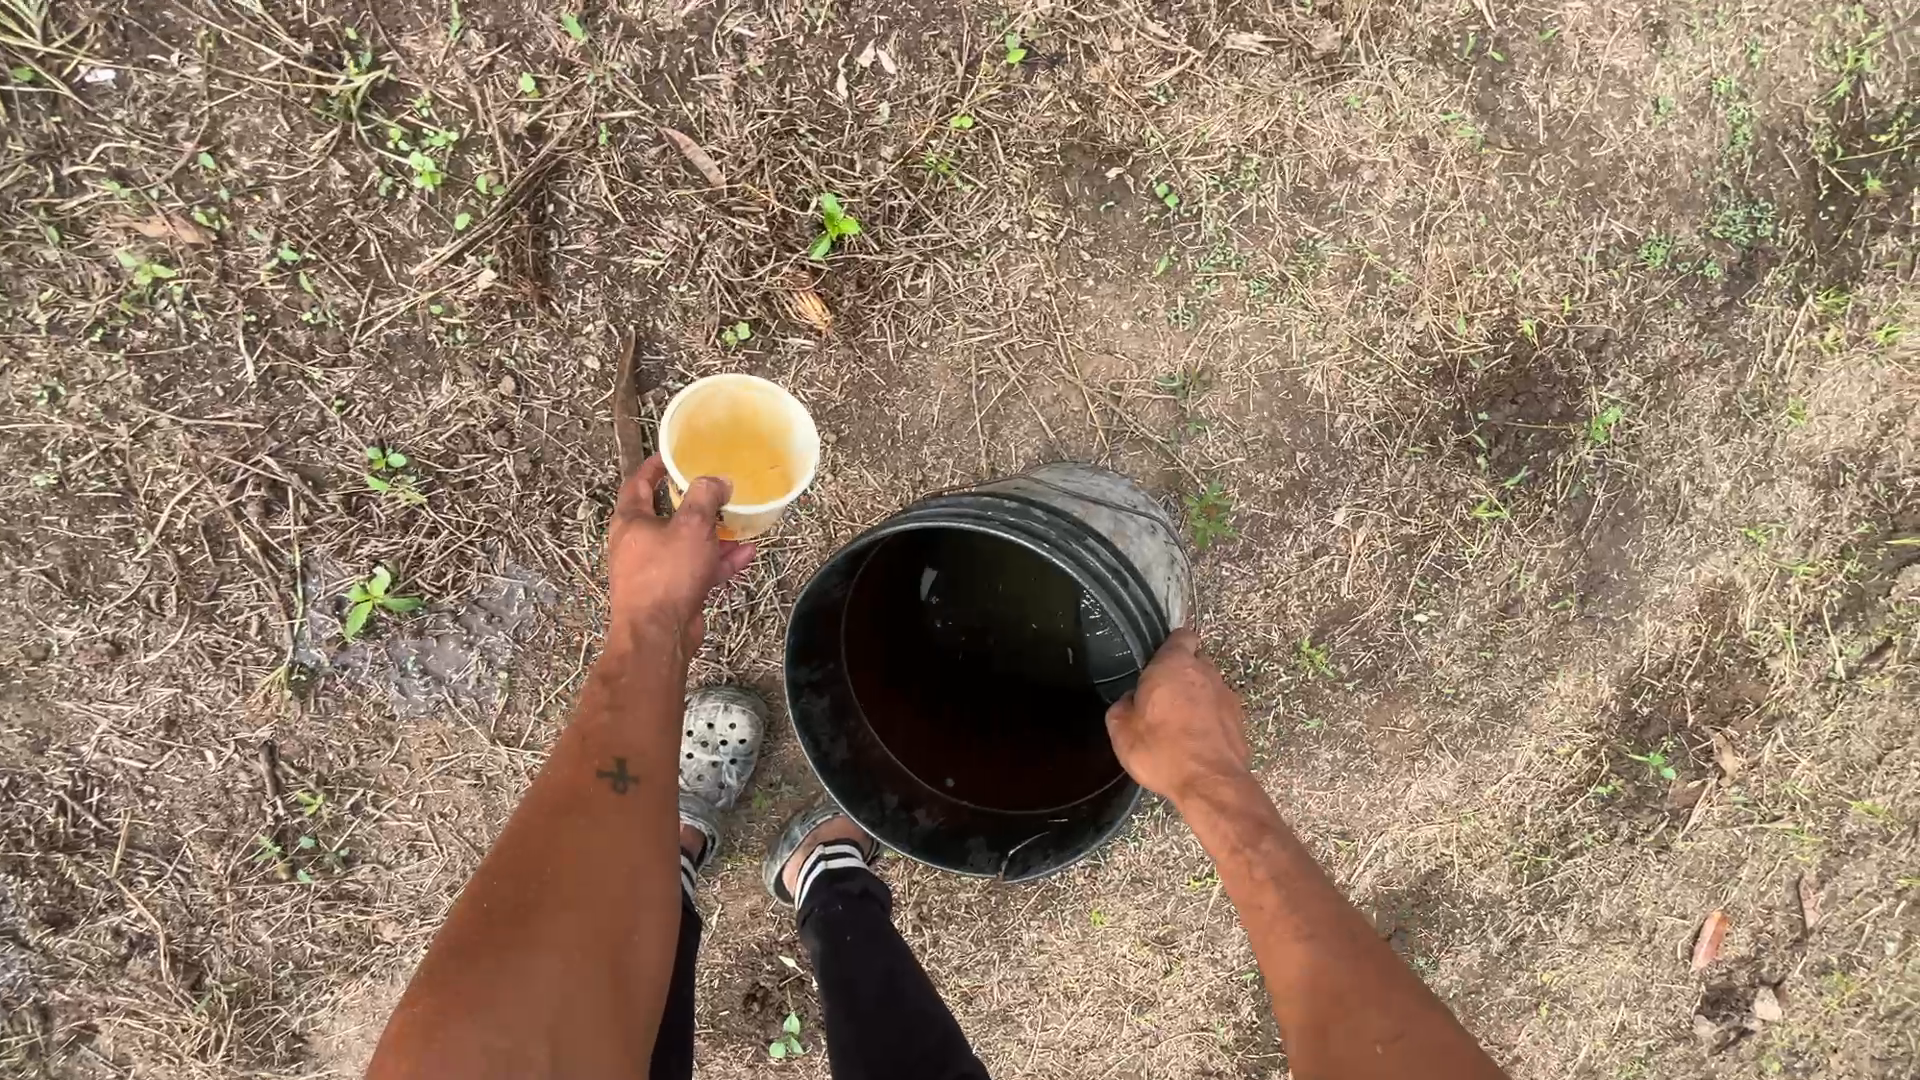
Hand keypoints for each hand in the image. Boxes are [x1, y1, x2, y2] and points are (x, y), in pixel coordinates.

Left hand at [607, 455, 754, 656]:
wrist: (658, 633)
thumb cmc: (666, 575)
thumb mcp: (691, 525)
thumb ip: (706, 496)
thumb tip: (717, 480)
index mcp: (632, 521)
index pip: (639, 484)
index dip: (655, 467)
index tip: (672, 456)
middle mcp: (638, 544)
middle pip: (667, 516)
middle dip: (696, 505)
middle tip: (716, 492)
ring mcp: (654, 570)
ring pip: (687, 545)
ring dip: (714, 536)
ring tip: (740, 525)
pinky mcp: (672, 592)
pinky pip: (698, 569)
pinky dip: (719, 562)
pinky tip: (745, 556)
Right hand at [1105, 628, 1250, 804]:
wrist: (1210, 785)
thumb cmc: (1161, 749)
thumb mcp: (1121, 730)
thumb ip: (1122, 706)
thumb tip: (1131, 701)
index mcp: (1174, 664)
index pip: (1181, 635)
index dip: (1170, 645)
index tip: (1157, 662)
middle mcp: (1205, 672)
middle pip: (1195, 660)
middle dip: (1180, 673)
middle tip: (1161, 697)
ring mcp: (1227, 696)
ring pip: (1208, 686)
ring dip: (1195, 698)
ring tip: (1178, 724)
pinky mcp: (1239, 721)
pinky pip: (1219, 711)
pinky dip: (1208, 719)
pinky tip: (1195, 741)